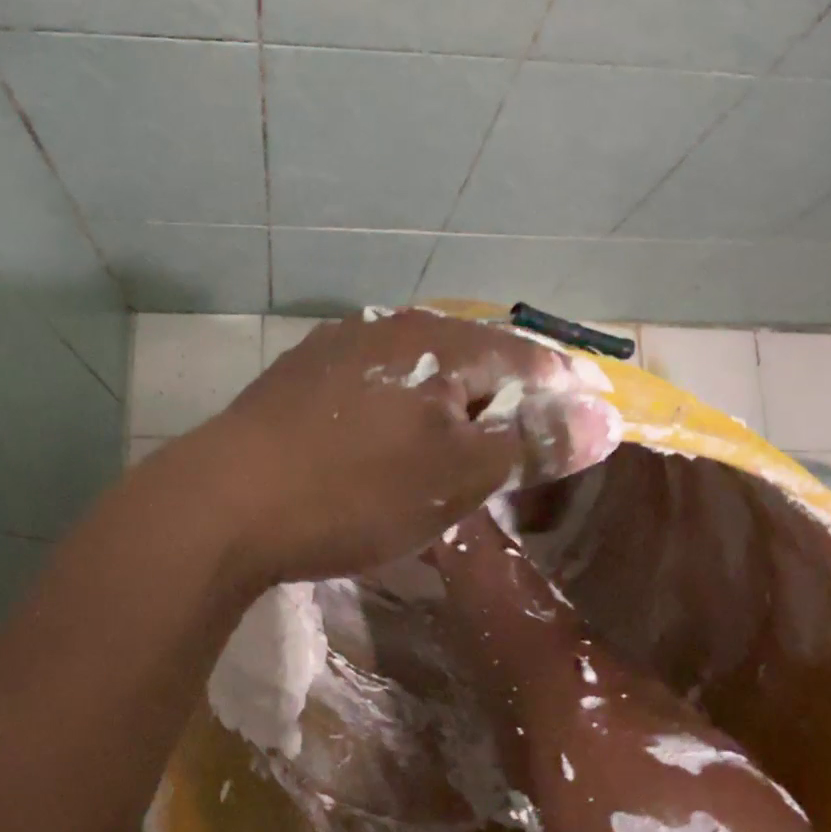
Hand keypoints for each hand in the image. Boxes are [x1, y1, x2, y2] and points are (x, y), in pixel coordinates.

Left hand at [185, 308, 622, 587]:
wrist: (224, 502)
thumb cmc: (356, 491)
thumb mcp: (458, 477)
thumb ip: (532, 443)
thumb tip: (606, 416)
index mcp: (438, 344)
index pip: (524, 355)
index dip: (562, 385)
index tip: (585, 413)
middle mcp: (388, 329)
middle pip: (468, 356)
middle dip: (502, 393)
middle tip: (522, 436)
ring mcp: (334, 349)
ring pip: (414, 369)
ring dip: (445, 401)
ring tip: (458, 440)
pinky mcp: (295, 380)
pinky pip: (370, 386)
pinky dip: (396, 410)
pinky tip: (384, 440)